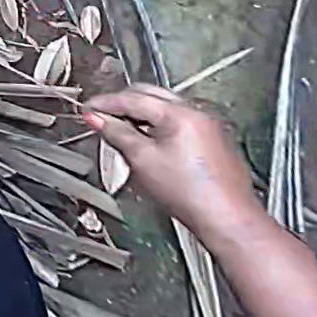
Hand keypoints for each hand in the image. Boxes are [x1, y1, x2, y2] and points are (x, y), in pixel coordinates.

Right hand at [83, 85, 264, 241]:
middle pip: (149, 95)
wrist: (228, 221)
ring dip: (139, 114)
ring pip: (162, 107)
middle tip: (101, 116)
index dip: (105, 103)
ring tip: (121, 131)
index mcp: (180, 114)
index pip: (132, 99)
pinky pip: (176, 121)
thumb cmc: (192, 194)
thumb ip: (115, 132)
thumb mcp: (141, 159)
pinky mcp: (211, 140)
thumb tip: (97, 118)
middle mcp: (197, 114)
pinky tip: (146, 141)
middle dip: (122, 104)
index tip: (89, 109)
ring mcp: (207, 126)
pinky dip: (156, 125)